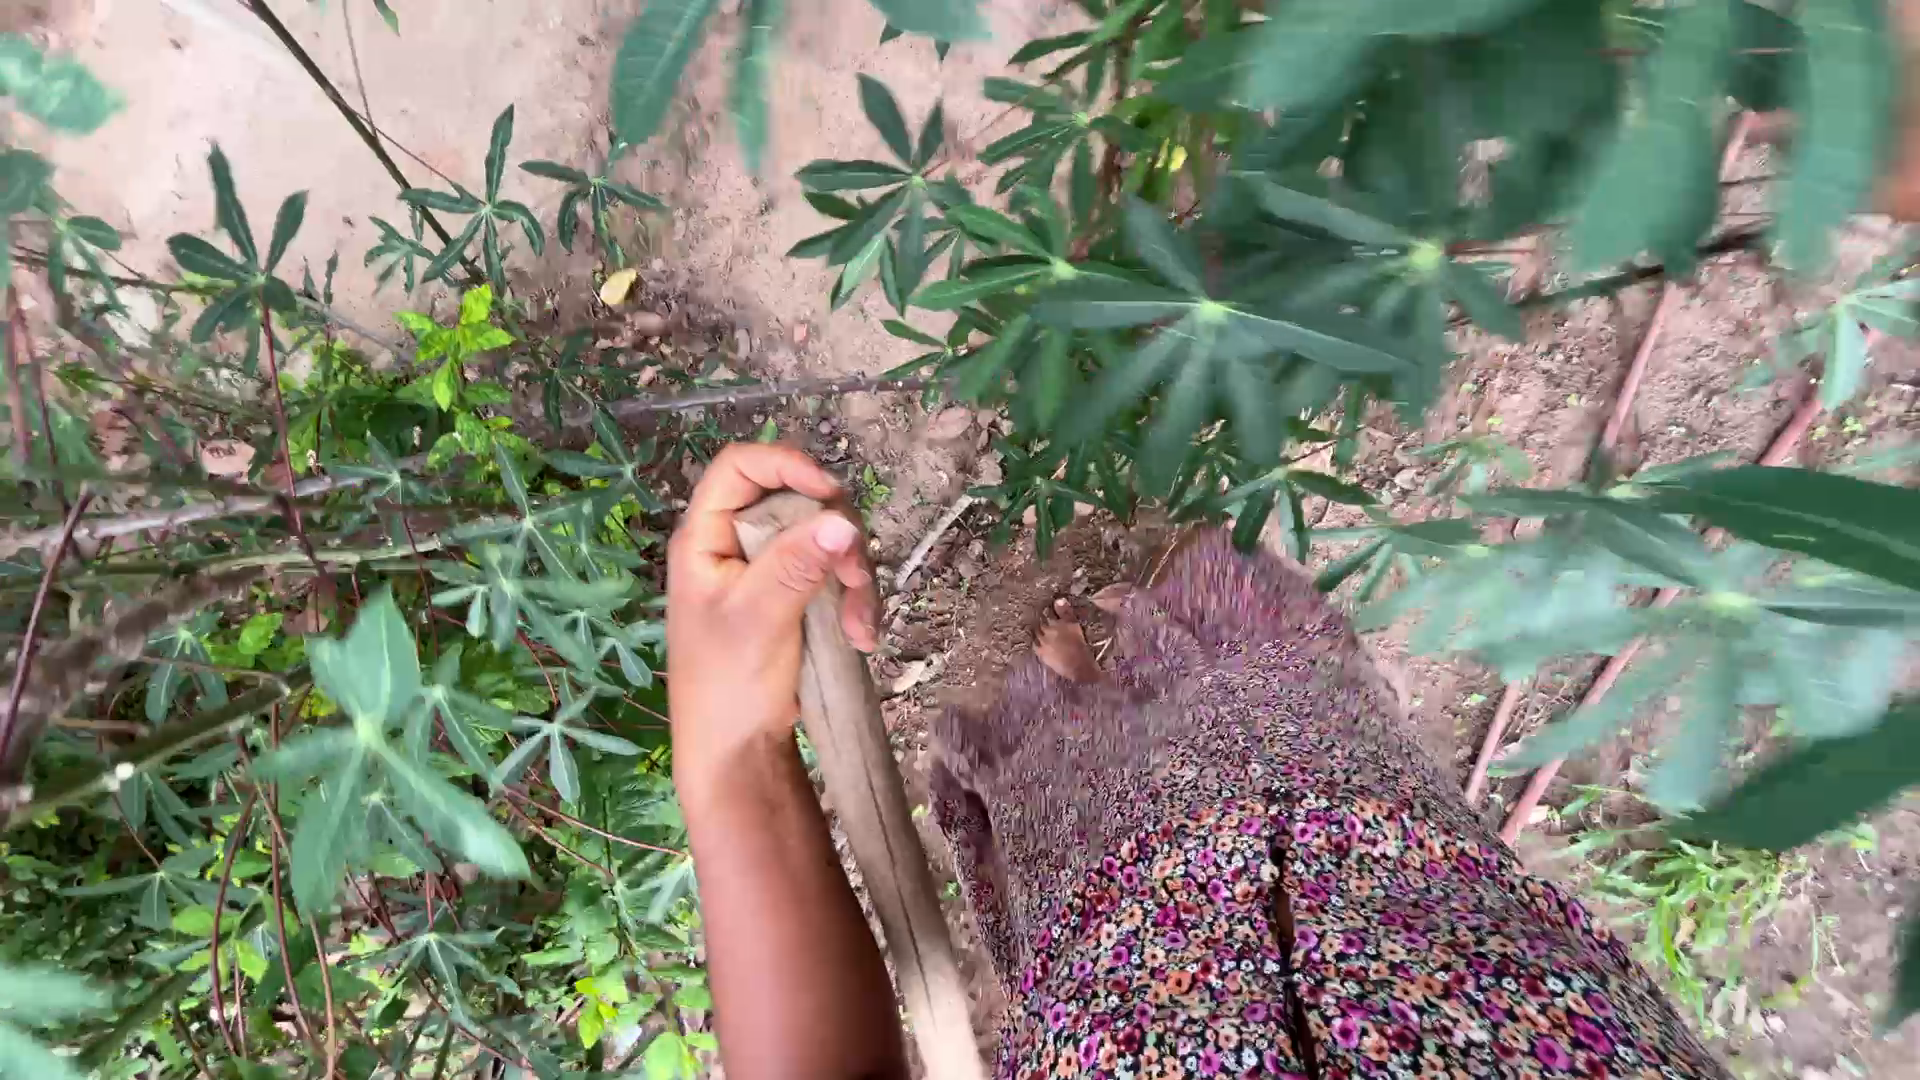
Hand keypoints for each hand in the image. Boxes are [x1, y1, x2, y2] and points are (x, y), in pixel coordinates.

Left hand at [665, 443, 879, 805]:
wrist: (738, 751)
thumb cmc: (727, 684)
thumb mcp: (759, 619)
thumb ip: (796, 565)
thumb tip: (842, 521)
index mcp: (707, 537)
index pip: (739, 467)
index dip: (784, 465)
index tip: (827, 493)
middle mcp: (740, 544)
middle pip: (798, 502)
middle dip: (835, 536)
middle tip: (852, 575)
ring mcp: (772, 570)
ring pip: (827, 539)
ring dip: (854, 576)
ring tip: (860, 625)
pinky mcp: (799, 595)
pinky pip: (837, 574)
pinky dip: (855, 600)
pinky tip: (862, 635)